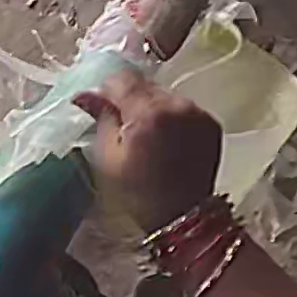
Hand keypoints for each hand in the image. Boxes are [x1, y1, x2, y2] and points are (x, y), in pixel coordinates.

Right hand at [73, 70, 222, 232]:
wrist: (183, 218)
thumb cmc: (138, 193)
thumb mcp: (108, 158)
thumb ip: (101, 118)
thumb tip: (86, 95)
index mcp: (149, 113)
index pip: (122, 78)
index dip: (108, 91)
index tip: (103, 108)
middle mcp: (177, 105)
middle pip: (145, 85)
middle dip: (131, 100)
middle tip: (125, 127)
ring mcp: (198, 113)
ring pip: (165, 95)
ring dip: (153, 108)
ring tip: (148, 136)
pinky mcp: (211, 123)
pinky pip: (183, 108)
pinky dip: (172, 117)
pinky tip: (168, 141)